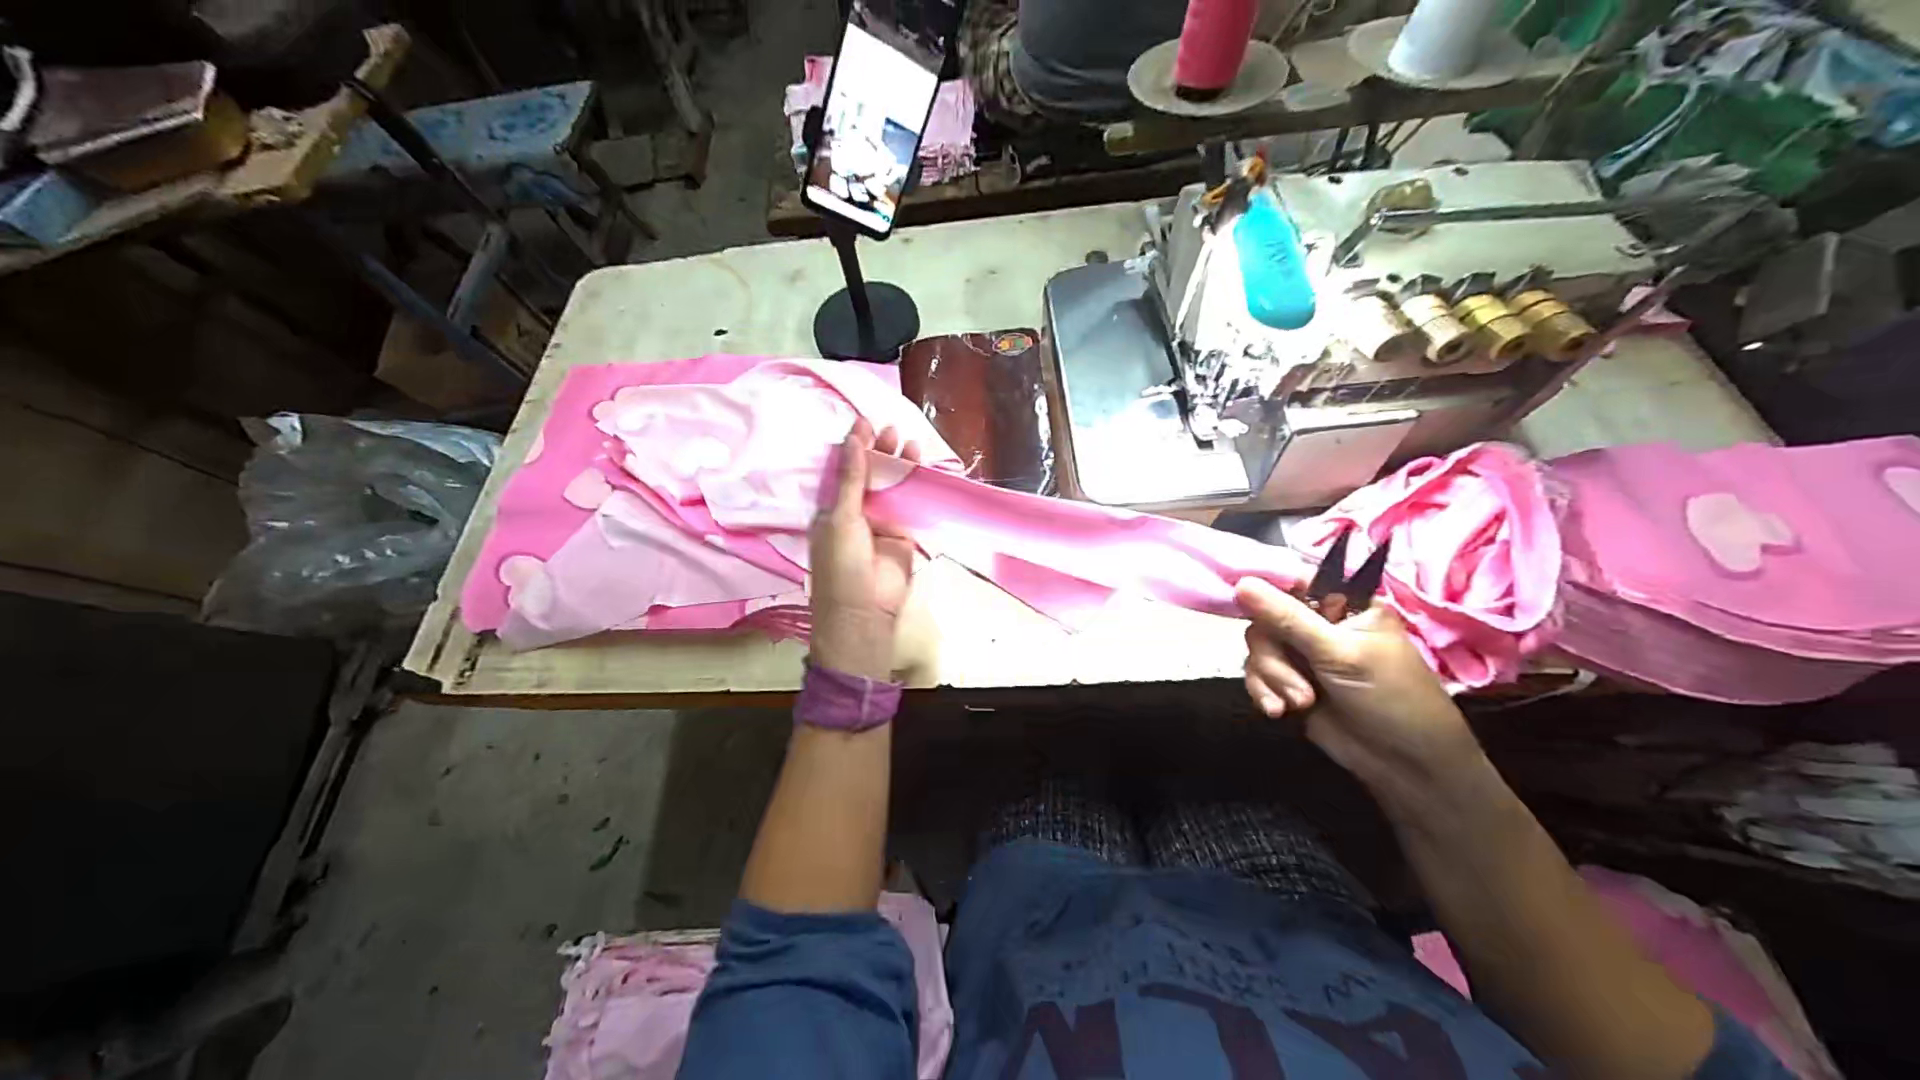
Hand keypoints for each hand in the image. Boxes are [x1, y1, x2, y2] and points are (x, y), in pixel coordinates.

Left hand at [808, 418, 919, 680]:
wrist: (864, 610)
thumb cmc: (841, 564)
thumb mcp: (841, 518)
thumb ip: (851, 479)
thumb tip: (852, 441)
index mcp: (832, 508)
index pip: (845, 469)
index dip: (855, 446)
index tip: (866, 422)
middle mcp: (856, 513)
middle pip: (871, 476)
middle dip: (881, 452)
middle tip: (893, 430)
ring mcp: (881, 524)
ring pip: (893, 489)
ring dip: (901, 468)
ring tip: (911, 443)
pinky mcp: (903, 536)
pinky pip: (911, 508)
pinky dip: (918, 490)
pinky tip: (925, 471)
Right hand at [1234, 578, 1485, 811]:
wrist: (1404, 766)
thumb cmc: (1389, 698)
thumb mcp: (1339, 653)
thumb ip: (1287, 618)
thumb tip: (1242, 582)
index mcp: (1345, 605)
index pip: (1295, 581)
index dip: (1266, 589)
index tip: (1241, 598)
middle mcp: (1320, 624)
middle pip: (1267, 617)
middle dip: (1274, 654)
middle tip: (1295, 681)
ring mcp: (1303, 654)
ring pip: (1259, 647)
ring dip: (1272, 677)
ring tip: (1299, 703)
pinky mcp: (1289, 682)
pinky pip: (1256, 673)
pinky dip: (1263, 691)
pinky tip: (1280, 711)